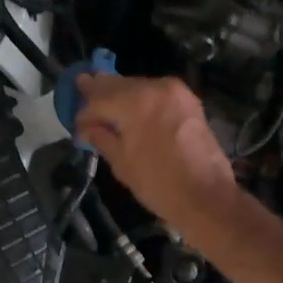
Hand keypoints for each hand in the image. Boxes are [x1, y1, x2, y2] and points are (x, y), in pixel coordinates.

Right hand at [75, 74, 239, 230]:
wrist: (206, 197)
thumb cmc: (159, 184)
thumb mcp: (122, 164)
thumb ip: (102, 138)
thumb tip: (85, 128)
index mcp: (135, 101)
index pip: (99, 98)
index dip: (84, 111)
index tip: (76, 123)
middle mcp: (156, 87)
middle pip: (119, 84)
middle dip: (100, 91)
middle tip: (81, 89)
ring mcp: (176, 93)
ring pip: (139, 87)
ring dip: (121, 95)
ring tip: (105, 105)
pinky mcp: (189, 103)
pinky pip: (157, 95)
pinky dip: (142, 101)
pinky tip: (132, 111)